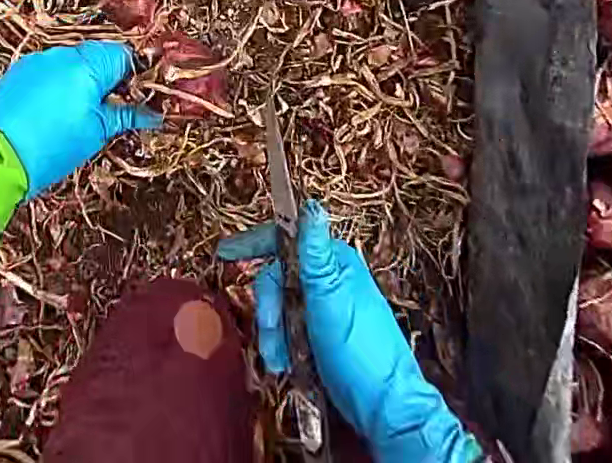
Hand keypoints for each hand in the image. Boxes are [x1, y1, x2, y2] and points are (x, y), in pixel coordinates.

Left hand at [0, 41, 157, 198]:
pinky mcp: (22, 69)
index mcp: (89, 64)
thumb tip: (154, 113)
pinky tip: (58, 108)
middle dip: (110, 78)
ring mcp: (40, 59)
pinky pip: (52, 68)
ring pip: (76, 62)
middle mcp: (64, 53)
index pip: (125, 55)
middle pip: (101, 56)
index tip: (139, 95)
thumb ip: (127, 115)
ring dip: (85, 79)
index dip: (135, 75)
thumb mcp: (98, 131)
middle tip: (114, 106)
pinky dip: (61, 82)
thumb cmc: (51, 146)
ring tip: (83, 111)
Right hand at [222, 201, 479, 462]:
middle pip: (278, 277)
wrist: (384, 406)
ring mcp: (323, 309)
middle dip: (268, 305)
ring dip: (274, 332)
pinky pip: (288, 331)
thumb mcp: (330, 295)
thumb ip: (314, 252)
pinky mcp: (319, 336)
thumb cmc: (358, 345)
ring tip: (280, 356)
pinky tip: (286, 363)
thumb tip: (312, 205)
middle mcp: (327, 280)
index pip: (288, 240)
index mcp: (333, 261)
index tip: (226, 252)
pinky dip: (282, 346)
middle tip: (271, 329)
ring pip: (280, 307)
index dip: (255, 243)